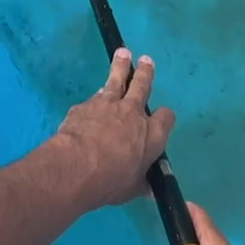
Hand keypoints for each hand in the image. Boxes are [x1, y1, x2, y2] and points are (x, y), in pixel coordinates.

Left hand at [49, 49, 175, 208]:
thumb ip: (140, 183)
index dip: (165, 118)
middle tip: (146, 61)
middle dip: (145, 73)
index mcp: (151, 134)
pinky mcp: (86, 104)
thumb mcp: (132, 188)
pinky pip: (94, 98)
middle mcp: (133, 113)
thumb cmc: (111, 181)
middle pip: (142, 86)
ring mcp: (108, 104)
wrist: (77, 165)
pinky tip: (93, 103)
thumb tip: (150, 190)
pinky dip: (96, 98)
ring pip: (117, 79)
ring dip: (121, 66)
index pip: (166, 118)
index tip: (163, 118)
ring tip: (123, 53)